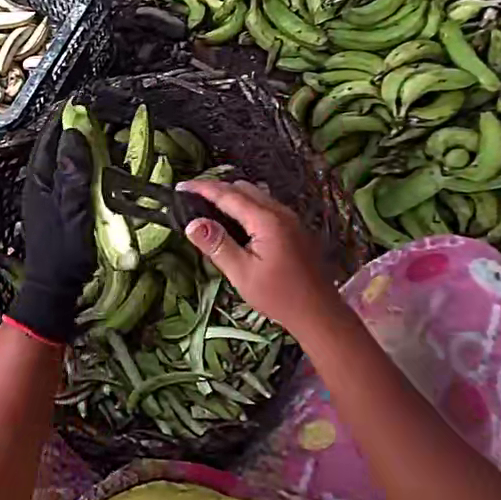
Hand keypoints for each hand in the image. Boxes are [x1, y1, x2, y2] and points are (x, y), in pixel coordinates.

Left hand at [6, 113, 96, 344]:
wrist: (55, 286)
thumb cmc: (64, 249)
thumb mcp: (72, 209)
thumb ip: (73, 172)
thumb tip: (74, 133)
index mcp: (39, 179)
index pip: (50, 138)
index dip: (65, 118)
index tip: (84, 103)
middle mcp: (39, 183)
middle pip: (54, 147)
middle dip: (72, 130)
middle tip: (97, 117)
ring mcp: (45, 195)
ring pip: (60, 161)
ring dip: (77, 147)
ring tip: (99, 135)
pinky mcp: (56, 206)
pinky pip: (67, 176)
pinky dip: (80, 166)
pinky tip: (95, 166)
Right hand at [178, 180, 350, 338]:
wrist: (320, 312)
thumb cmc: (279, 296)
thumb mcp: (242, 273)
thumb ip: (218, 245)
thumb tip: (192, 223)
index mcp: (266, 220)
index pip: (228, 195)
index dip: (202, 188)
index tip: (180, 187)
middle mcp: (280, 212)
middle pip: (243, 188)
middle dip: (216, 189)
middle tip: (191, 199)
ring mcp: (290, 218)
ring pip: (256, 195)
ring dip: (231, 196)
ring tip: (209, 208)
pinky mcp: (294, 228)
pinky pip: (265, 206)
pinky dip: (245, 206)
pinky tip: (235, 222)